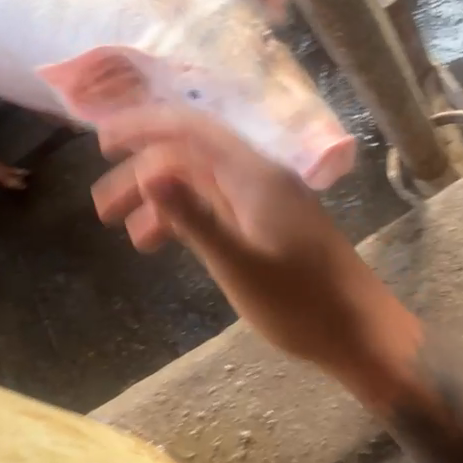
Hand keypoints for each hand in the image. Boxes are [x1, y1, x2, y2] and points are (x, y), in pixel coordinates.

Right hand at [91, 108, 416, 387]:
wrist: (361, 335)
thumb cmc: (302, 305)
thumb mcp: (239, 264)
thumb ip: (194, 217)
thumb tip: (148, 171)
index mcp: (255, 177)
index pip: (191, 130)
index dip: (145, 127)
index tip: (101, 142)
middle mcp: (260, 179)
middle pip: (191, 157)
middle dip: (143, 174)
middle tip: (102, 208)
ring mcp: (266, 204)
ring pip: (202, 187)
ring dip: (162, 202)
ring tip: (126, 235)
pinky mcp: (268, 228)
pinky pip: (218, 210)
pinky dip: (187, 220)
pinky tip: (164, 244)